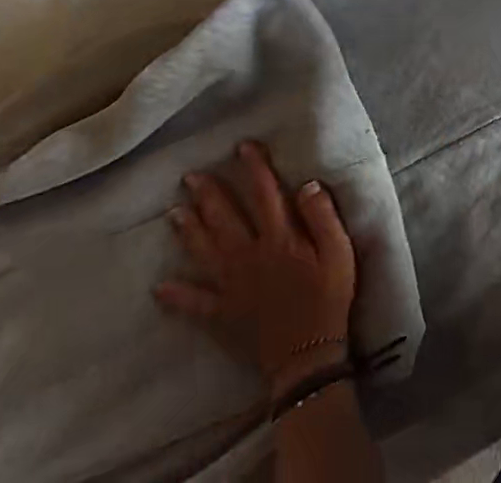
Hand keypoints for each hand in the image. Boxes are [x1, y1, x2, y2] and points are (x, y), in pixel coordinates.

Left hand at [155, 141, 356, 394]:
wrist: (307, 353)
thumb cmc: (329, 297)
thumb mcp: (339, 252)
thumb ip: (323, 217)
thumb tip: (307, 184)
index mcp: (280, 239)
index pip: (265, 194)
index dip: (255, 168)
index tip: (243, 147)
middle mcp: (249, 256)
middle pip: (225, 219)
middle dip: (209, 195)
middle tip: (190, 177)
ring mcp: (231, 286)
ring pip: (204, 252)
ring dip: (188, 231)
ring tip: (174, 213)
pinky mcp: (222, 315)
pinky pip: (194, 304)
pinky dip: (177, 297)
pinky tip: (160, 289)